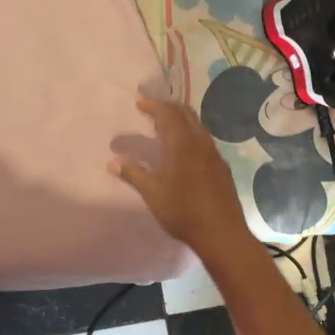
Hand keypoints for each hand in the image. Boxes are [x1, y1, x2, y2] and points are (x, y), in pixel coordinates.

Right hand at [110, 95, 253, 262]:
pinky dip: (191, 134)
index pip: (168, 114)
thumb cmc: (183, 213)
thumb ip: (134, 175)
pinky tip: (185, 150)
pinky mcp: (221, 167)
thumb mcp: (153, 195)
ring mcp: (214, 154)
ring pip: (198, 126)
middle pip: (186, 114)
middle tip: (153, 109)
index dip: (154, 105)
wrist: (222, 233)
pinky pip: (205, 140)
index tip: (139, 102)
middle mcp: (201, 143)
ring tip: (166, 127)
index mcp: (182, 145)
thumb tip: (113, 162)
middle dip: (169, 107)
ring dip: (181, 120)